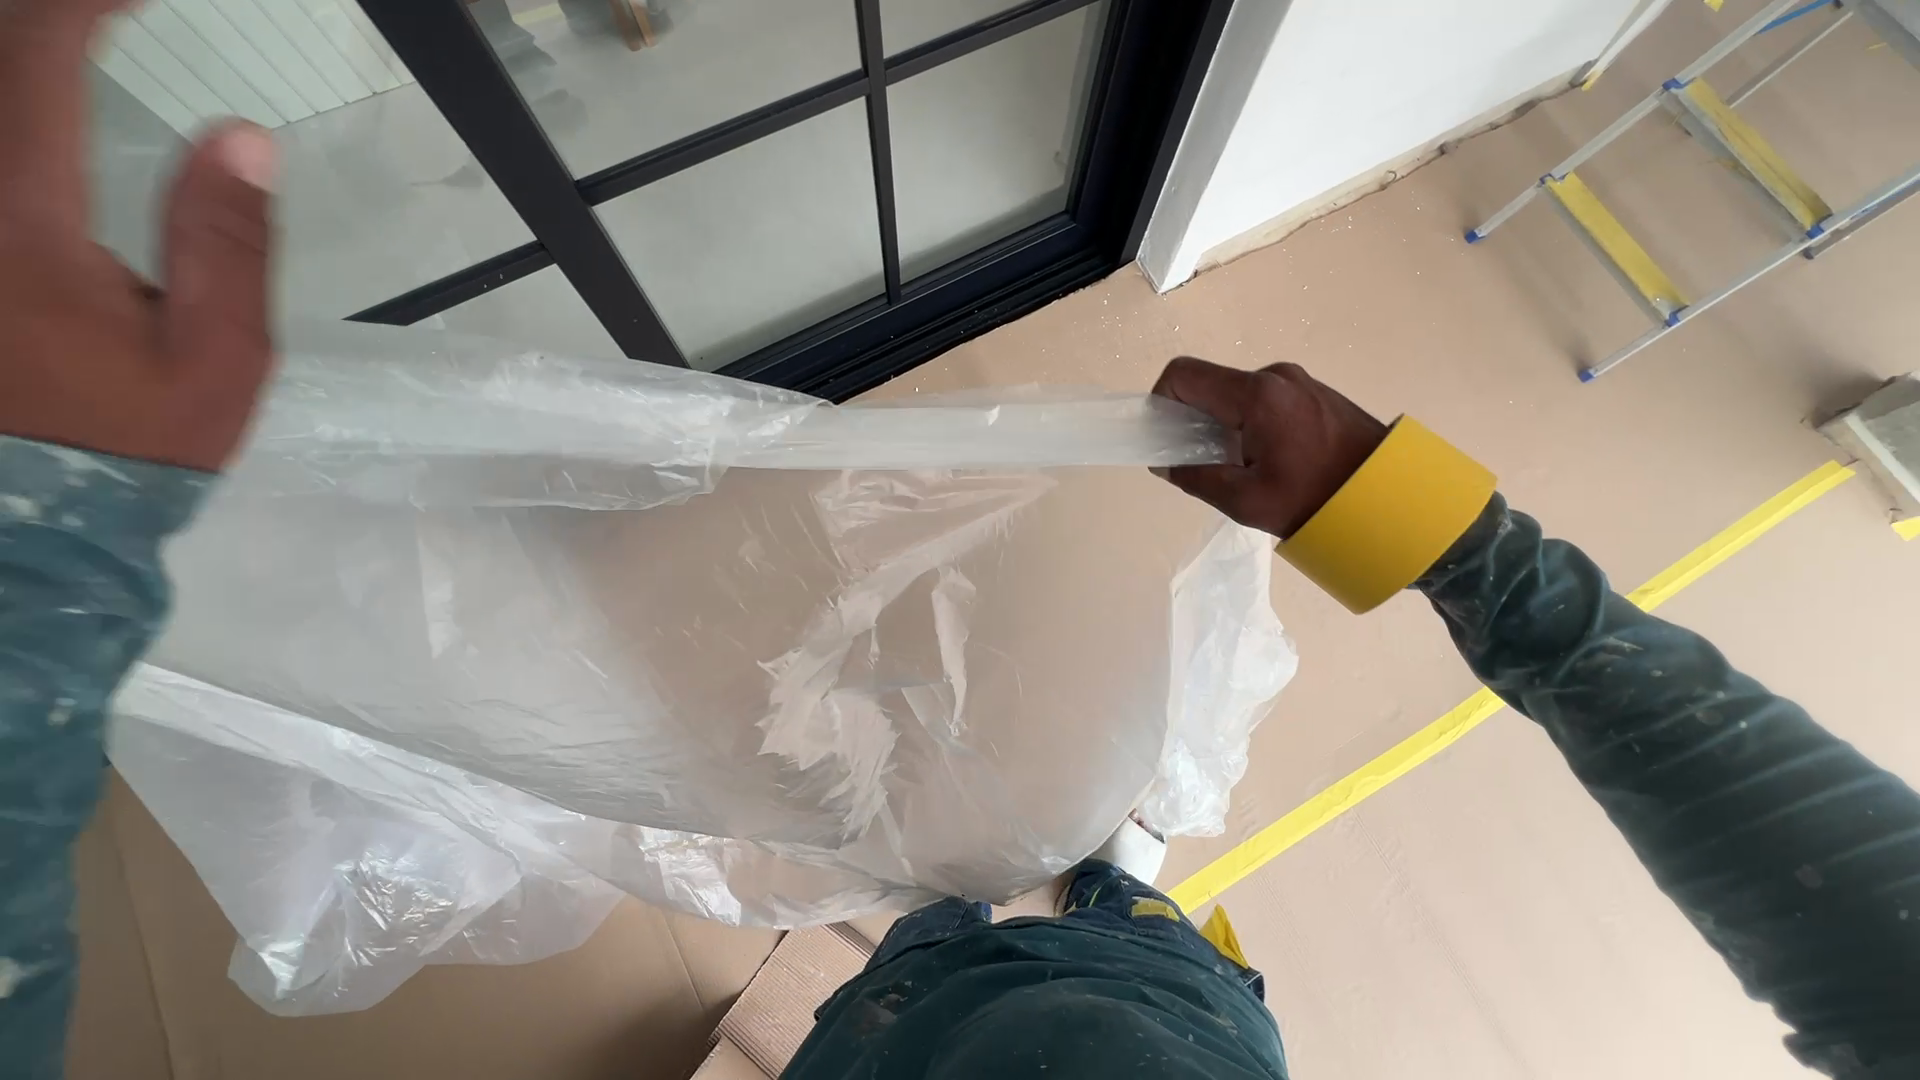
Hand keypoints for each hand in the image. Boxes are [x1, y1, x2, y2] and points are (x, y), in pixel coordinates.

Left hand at [0, 0, 275, 471]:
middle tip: (97, 12)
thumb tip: (244, 136)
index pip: (35, 60)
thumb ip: (227, 243)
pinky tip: (38, 108)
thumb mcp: (222, 354)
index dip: (85, 2)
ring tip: (62, 43)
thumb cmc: (143, 435)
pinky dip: (15, 113)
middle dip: (39, 19)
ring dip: (21, 64)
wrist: (34, 508)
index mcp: (20, 221)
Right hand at [1151, 357, 1387, 538]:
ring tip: (1238, 467)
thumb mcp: (1245, 501)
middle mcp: (1275, 376)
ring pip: (1234, 395)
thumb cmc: (1314, 499)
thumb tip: (1166, 463)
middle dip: (1192, 420)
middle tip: (1200, 462)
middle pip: (1210, 385)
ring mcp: (1297, 381)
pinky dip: (1247, 424)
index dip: (1161, 401)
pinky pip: (1262, 400)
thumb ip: (1195, 477)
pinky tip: (1265, 459)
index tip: (1165, 437)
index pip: (1184, 375)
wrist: (1388, 499)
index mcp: (1257, 395)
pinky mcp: (1312, 392)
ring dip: (1221, 425)